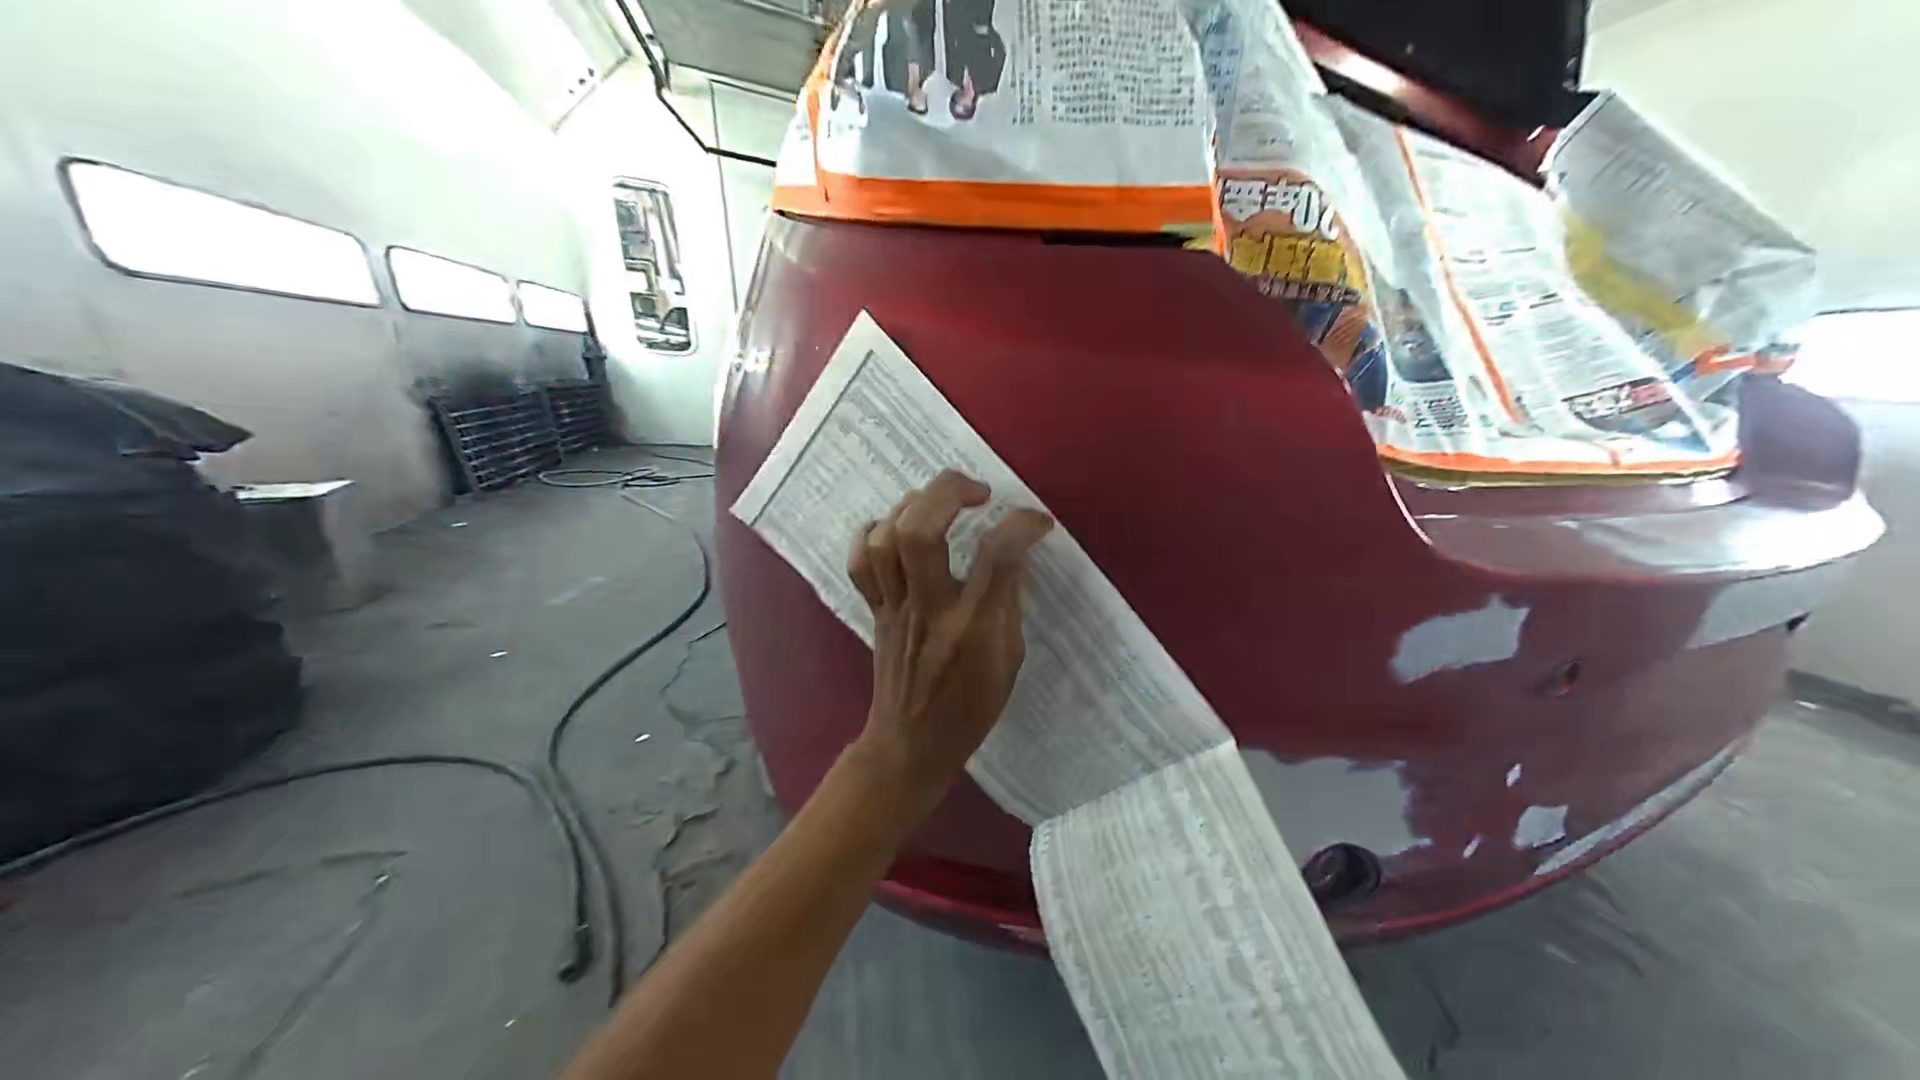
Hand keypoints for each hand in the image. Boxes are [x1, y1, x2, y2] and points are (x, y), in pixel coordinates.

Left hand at [846, 470, 1053, 812]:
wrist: (910, 744)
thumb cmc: (970, 709)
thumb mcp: (1009, 661)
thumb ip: (1009, 604)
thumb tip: (1012, 556)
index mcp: (973, 626)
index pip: (997, 555)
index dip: (1022, 525)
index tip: (1038, 521)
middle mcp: (929, 608)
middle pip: (922, 531)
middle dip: (949, 492)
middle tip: (978, 491)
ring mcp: (895, 607)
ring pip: (886, 539)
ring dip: (912, 506)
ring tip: (938, 504)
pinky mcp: (874, 610)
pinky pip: (860, 563)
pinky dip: (873, 534)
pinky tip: (894, 527)